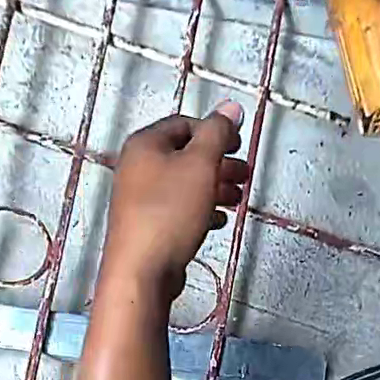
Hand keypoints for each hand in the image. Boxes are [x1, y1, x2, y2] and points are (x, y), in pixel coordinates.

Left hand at [99, 103, 248, 307]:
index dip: (215, 131)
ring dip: (212, 189)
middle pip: (185, 156)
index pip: (185, 124)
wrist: (142, 271)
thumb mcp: (201, 165)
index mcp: (145, 145)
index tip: (237, 143)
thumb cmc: (167, 215)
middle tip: (242, 172)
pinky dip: (199, 212)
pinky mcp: (146, 229)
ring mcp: (139, 201)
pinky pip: (176, 212)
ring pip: (183, 186)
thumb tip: (230, 108)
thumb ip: (217, 134)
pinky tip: (215, 221)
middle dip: (218, 163)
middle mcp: (136, 170)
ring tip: (236, 199)